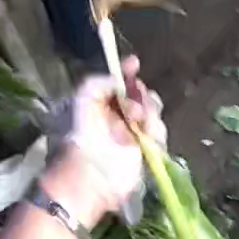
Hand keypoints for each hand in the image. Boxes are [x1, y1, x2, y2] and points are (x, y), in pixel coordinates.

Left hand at [41, 56, 163, 224]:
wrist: (90, 175)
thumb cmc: (80, 135)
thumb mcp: (82, 98)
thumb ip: (99, 81)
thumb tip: (119, 81)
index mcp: (96, 106)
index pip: (115, 84)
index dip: (126, 73)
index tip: (134, 64)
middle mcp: (113, 119)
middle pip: (138, 96)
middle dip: (139, 93)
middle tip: (133, 101)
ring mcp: (130, 136)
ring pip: (152, 112)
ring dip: (148, 111)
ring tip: (136, 119)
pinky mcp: (144, 153)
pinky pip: (158, 133)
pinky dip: (154, 130)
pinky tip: (145, 134)